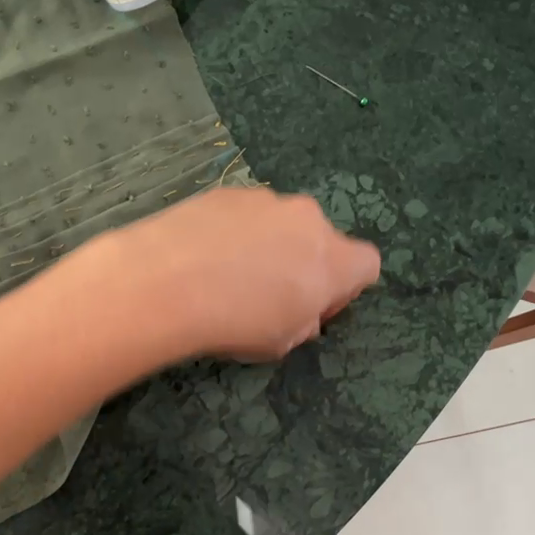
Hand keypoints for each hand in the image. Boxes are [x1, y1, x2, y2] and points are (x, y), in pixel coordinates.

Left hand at [89, 187, 380, 360]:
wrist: (167, 282)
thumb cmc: (236, 323)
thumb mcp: (280, 343)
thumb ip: (303, 323)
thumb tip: (301, 313)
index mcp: (334, 260)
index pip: (367, 265)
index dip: (345, 290)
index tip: (314, 309)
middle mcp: (308, 219)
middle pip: (321, 241)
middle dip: (303, 265)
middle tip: (266, 297)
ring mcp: (266, 200)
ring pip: (280, 225)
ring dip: (267, 247)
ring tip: (225, 278)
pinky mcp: (226, 192)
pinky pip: (242, 215)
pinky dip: (232, 234)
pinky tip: (201, 259)